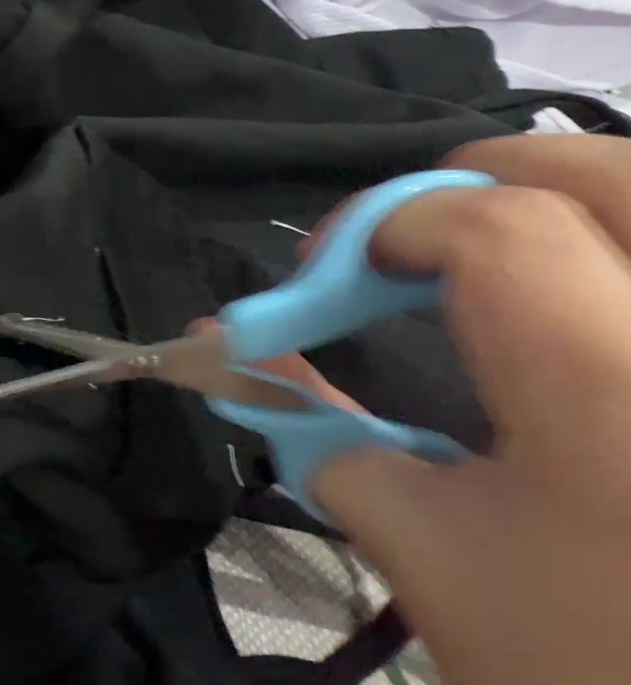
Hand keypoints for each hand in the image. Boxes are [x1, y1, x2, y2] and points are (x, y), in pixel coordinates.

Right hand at [267, 136, 630, 683]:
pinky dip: (613, 250)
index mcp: (615, 401)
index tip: (328, 273)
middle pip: (614, 175)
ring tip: (502, 253)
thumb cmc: (579, 656)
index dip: (386, 222)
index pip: (495, 229)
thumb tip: (221, 349)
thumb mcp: (424, 549)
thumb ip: (313, 429)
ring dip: (574, 203)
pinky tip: (579, 291)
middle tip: (420, 231)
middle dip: (492, 175)